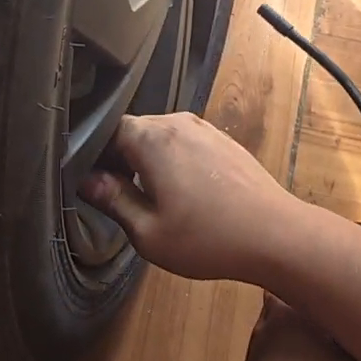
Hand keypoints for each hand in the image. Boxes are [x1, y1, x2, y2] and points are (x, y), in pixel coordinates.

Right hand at [76, 112, 306, 281]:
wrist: (274, 233)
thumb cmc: (208, 238)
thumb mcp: (148, 232)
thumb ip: (113, 200)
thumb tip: (87, 181)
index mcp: (153, 138)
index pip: (108, 130)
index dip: (95, 156)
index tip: (94, 185)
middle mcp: (178, 123)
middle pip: (135, 130)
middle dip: (121, 158)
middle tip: (119, 197)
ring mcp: (204, 128)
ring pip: (161, 136)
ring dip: (149, 160)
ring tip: (153, 199)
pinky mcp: (223, 140)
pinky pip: (186, 142)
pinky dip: (175, 160)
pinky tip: (184, 195)